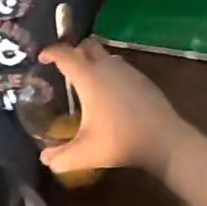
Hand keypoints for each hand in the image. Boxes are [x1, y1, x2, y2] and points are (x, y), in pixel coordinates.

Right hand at [38, 39, 196, 175]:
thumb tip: (45, 159)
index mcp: (89, 77)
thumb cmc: (120, 141)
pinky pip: (120, 67)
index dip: (51, 52)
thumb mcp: (85, 153)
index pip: (65, 54)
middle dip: (73, 51)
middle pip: (87, 46)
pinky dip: (110, 72)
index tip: (42, 57)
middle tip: (64, 67)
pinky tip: (110, 94)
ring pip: (106, 55)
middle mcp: (107, 66)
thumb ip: (61, 157)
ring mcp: (127, 70)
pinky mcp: (142, 78)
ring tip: (86, 81)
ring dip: (93, 60)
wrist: (164, 139)